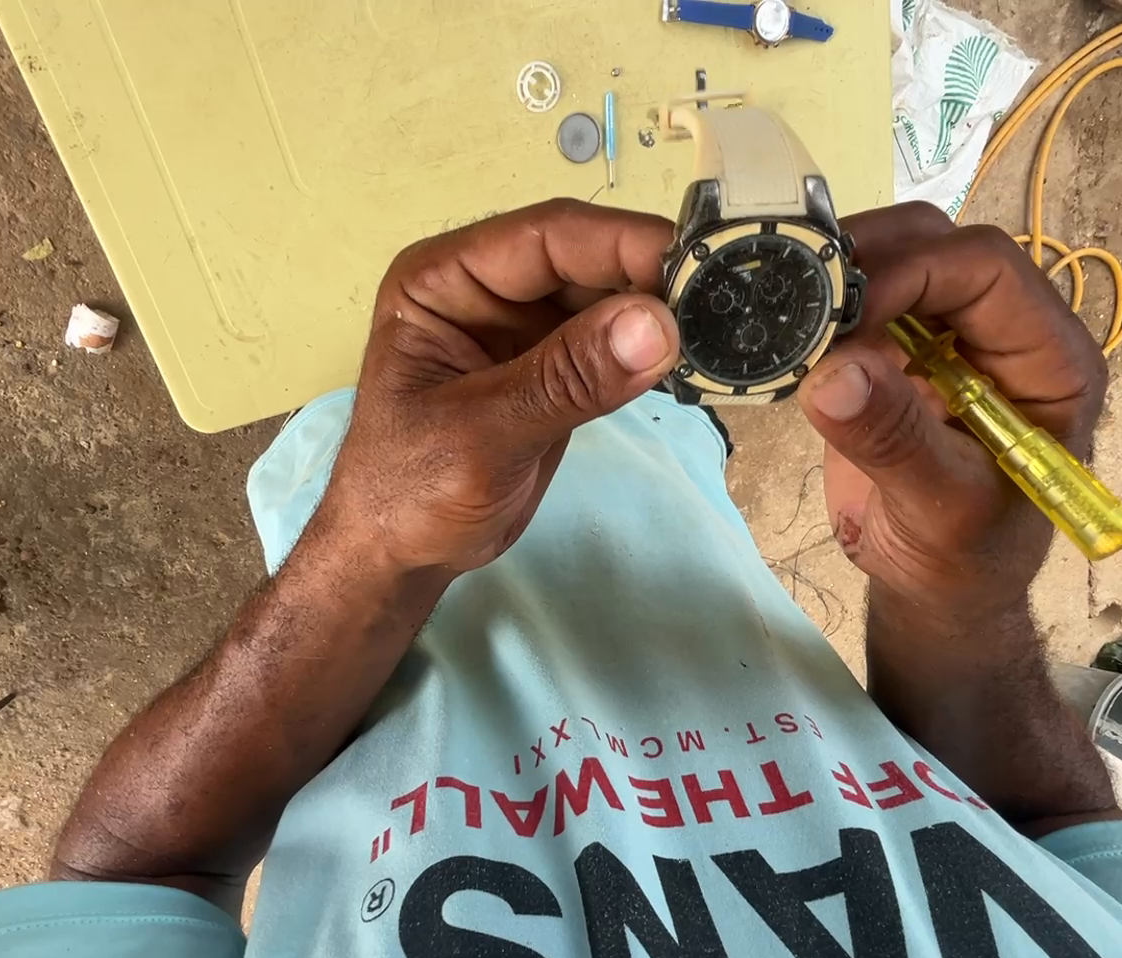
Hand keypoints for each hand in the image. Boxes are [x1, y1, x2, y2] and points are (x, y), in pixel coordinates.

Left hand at [314, 199, 680, 575]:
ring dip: (654, 317)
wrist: (402, 552)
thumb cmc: (411, 493)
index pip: (543, 240)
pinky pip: (607, 349)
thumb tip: (657, 327)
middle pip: (581, 264)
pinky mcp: (550, 374)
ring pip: (602, 303)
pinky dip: (644, 354)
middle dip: (646, 281)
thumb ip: (566, 381)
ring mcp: (519, 333)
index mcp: (444, 282)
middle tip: (719, 303)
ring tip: (716, 330)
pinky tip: (684, 361)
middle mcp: (484, 293)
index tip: (692, 265)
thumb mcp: (483, 434)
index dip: (620, 245)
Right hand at [794, 203, 1107, 619]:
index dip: (912, 273)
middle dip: (869, 256)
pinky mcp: (889, 369)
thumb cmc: (963, 559)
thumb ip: (895, 439)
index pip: (986, 269)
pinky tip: (783, 339)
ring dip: (838, 280)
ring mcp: (940, 348)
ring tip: (782, 307)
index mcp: (1044, 358)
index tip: (841, 310)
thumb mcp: (942, 506)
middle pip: (938, 247)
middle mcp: (996, 335)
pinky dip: (817, 319)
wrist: (934, 590)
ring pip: (893, 269)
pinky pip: (855, 320)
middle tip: (797, 287)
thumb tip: (832, 372)